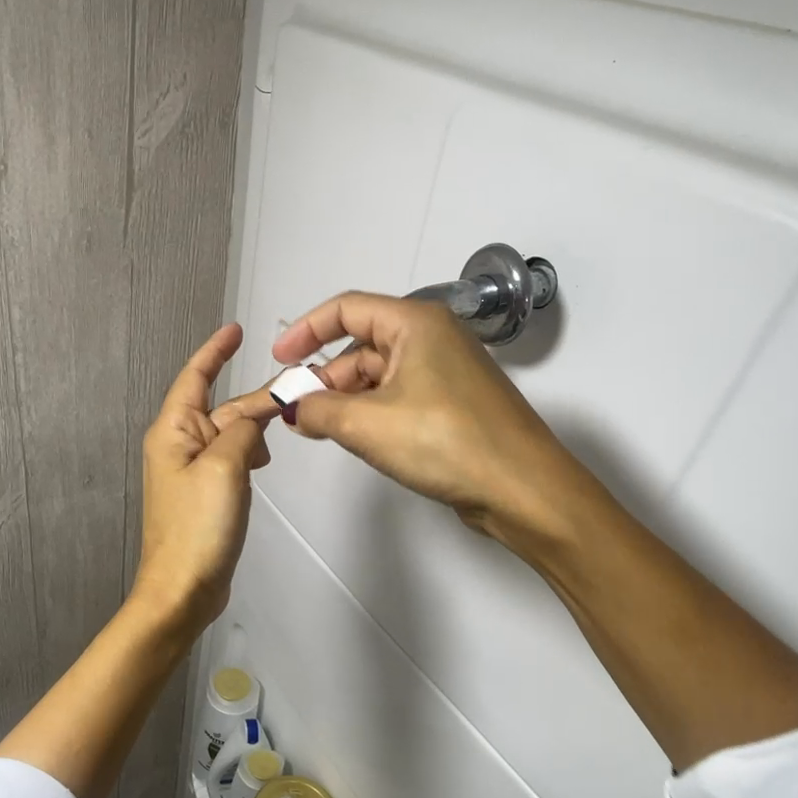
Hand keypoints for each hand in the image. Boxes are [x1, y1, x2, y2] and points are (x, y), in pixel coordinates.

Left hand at [132, 323, 270, 632]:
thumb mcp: (225, 467)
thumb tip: (254, 418)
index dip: (214, 351)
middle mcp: (178, 447)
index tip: (236, 331)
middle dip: (253, 398)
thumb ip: (243, 430)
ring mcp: (191, 473)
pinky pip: (230, 459)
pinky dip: (249, 453)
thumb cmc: (197, 528)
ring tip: (280, 428)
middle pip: (220, 407)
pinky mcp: (205, 496)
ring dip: (254, 427)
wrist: (182, 591)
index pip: (194, 377)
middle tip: (295, 388)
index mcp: (172, 432)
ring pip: (229, 434)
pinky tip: (263, 461)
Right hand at [217, 292, 591, 538]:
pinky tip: (354, 439)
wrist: (521, 488)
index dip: (305, 330)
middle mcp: (432, 338)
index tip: (277, 359)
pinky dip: (369, 414)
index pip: (347, 309)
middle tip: (295, 412)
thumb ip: (318, 410)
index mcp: (415, 324)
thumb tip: (293, 409)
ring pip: (378, 376)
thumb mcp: (366, 424)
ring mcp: (445, 373)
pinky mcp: (451, 406)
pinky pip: (397, 398)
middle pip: (360, 345)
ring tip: (318, 430)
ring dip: (344, 399)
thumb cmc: (444, 441)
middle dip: (323, 376)